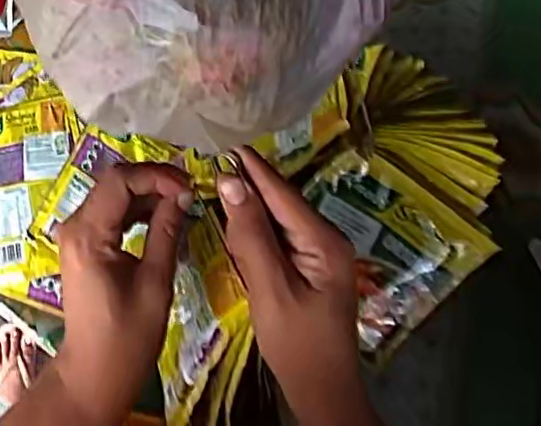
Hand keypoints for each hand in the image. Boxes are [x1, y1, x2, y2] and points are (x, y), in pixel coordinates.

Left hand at [40, 162, 192, 425]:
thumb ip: (166, 232)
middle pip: (115, 182)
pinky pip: (111, 211)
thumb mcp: (154, 284)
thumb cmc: (124, 339)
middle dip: (153, 180)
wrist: (92, 379)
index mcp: (88, 234)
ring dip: (147, 193)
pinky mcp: (83, 243)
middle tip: (187, 190)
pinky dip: (137, 208)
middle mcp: (75, 226)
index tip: (186, 186)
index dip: (156, 176)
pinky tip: (161, 215)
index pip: (120, 181)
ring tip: (180, 200)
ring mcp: (77, 233)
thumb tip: (183, 194)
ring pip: (114, 193)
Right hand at [218, 146, 376, 425]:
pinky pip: (278, 236)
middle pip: (281, 202)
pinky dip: (256, 228)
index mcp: (324, 241)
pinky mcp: (308, 266)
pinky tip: (237, 222)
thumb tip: (230, 182)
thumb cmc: (298, 346)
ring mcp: (319, 252)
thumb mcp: (271, 291)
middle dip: (250, 183)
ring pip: (278, 217)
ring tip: (220, 183)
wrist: (323, 395)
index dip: (253, 168)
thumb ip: (251, 236)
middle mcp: (325, 238)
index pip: (282, 193)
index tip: (227, 144)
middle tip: (216, 162)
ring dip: (251, 205)